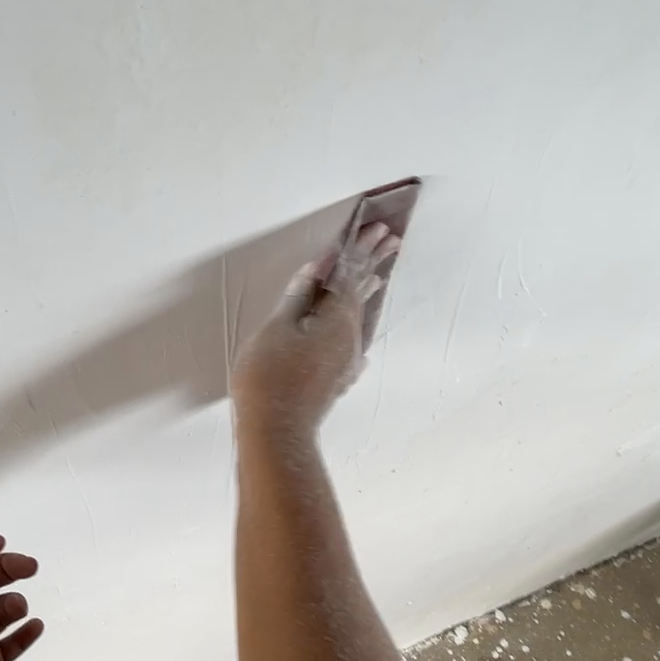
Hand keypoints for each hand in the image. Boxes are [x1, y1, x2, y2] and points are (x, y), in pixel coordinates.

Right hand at [231, 222, 400, 439]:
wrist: (275, 431)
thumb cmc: (268, 377)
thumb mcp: (275, 329)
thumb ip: (297, 298)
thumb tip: (316, 270)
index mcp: (335, 318)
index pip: (349, 274)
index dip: (361, 249)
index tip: (379, 229)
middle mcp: (348, 338)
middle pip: (360, 294)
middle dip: (372, 265)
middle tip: (390, 241)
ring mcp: (344, 362)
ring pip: (357, 319)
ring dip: (364, 295)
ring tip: (377, 279)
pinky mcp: (335, 381)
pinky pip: (350, 346)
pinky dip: (352, 331)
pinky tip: (359, 347)